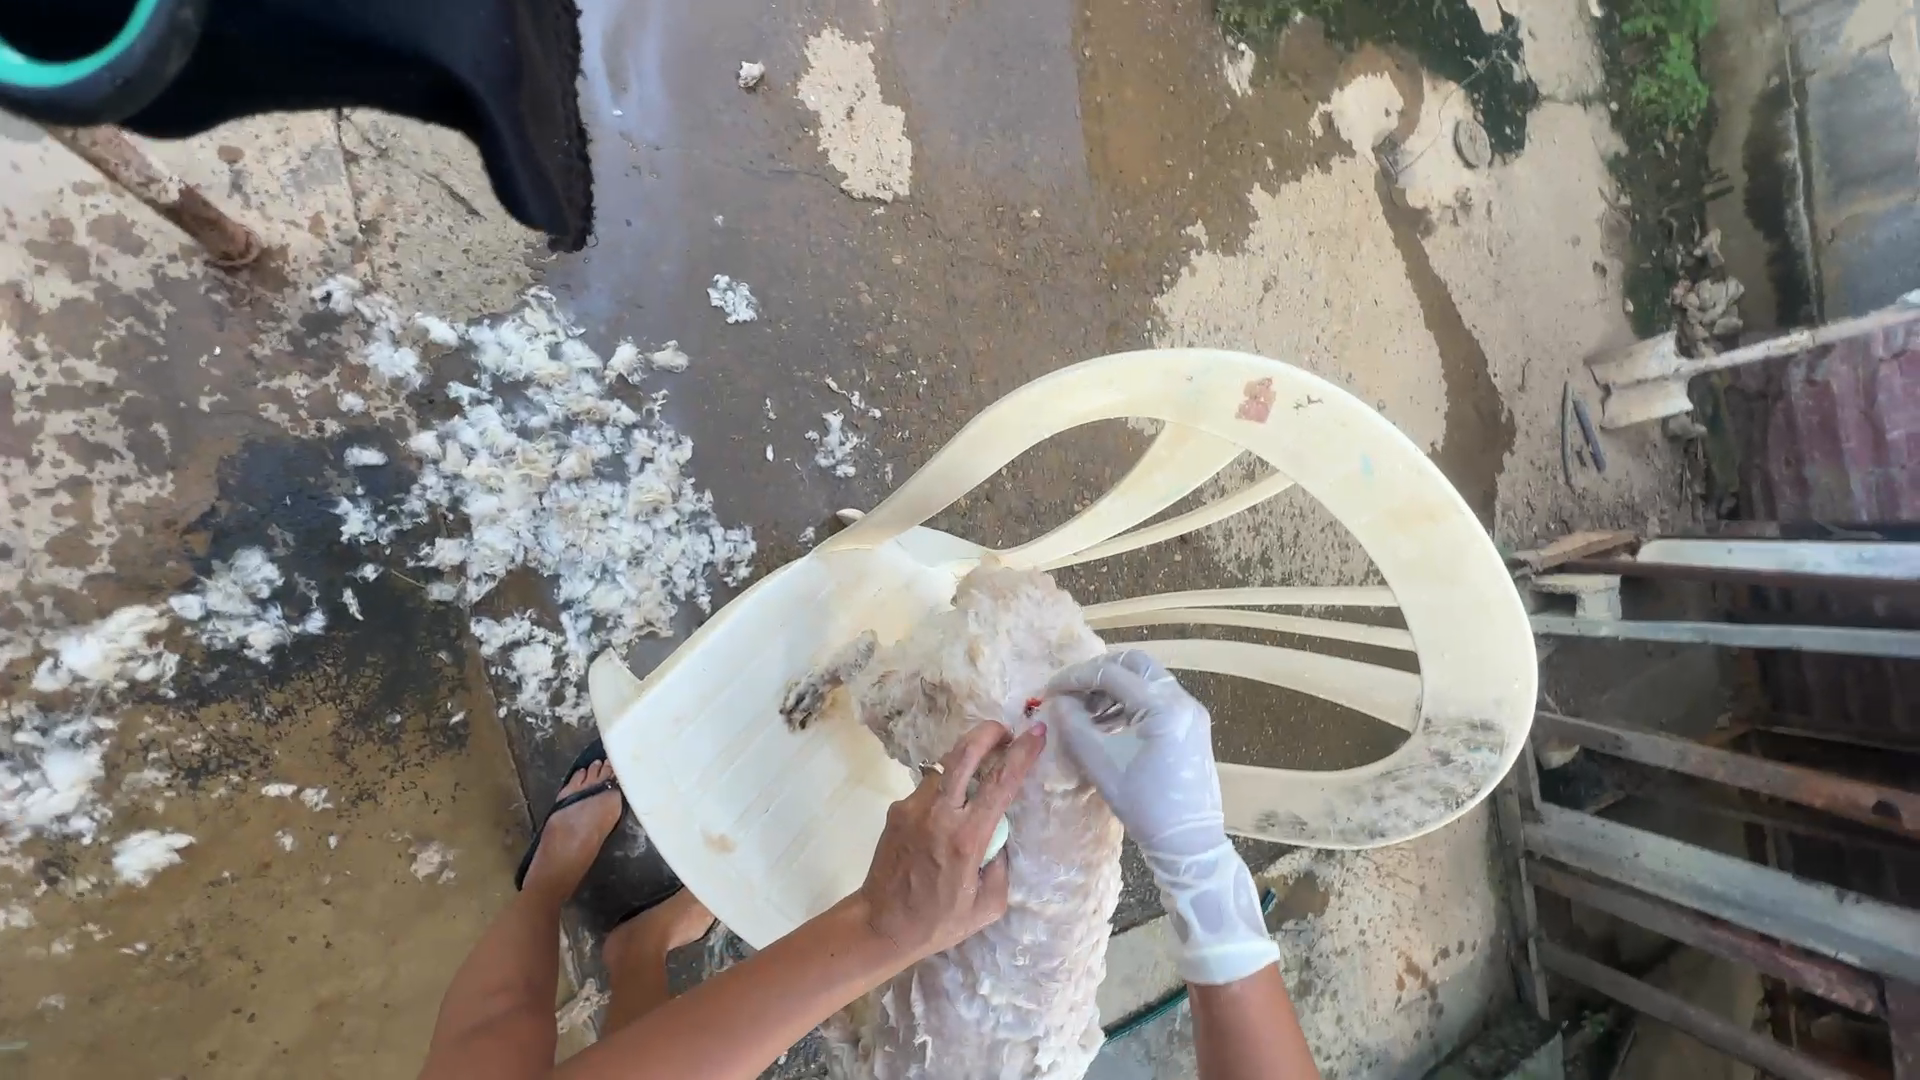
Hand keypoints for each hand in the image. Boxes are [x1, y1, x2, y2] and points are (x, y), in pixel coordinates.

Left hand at [854, 719, 1045, 963]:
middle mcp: (939, 814)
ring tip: (975, 784)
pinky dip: (944, 792)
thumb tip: (1001, 835)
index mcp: (966, 838)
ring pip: (945, 768)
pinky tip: (945, 817)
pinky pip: (928, 788)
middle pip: (964, 752)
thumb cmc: (938, 921)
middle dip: (988, 732)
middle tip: (1005, 733)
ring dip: (964, 766)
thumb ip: (1002, 866)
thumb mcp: (987, 906)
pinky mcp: (897, 809)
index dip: (1022, 753)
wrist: (880, 925)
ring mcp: (913, 807)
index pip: (1000, 783)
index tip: (1036, 732)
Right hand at [1042, 650, 1278, 985]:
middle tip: (1071, 692)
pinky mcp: (1190, 724)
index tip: (1050, 690)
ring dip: (1113, 686)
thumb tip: (1059, 701)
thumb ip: (1075, 725)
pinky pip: (1155, 697)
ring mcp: (1190, 711)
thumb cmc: (1144, 806)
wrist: (1189, 844)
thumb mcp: (1101, 764)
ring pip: (1145, 678)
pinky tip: (1107, 722)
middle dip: (1097, 672)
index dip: (1075, 678)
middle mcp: (1182, 700)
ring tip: (1086, 711)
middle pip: (1133, 663)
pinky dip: (1129, 700)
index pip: (1111, 673)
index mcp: (1163, 707)